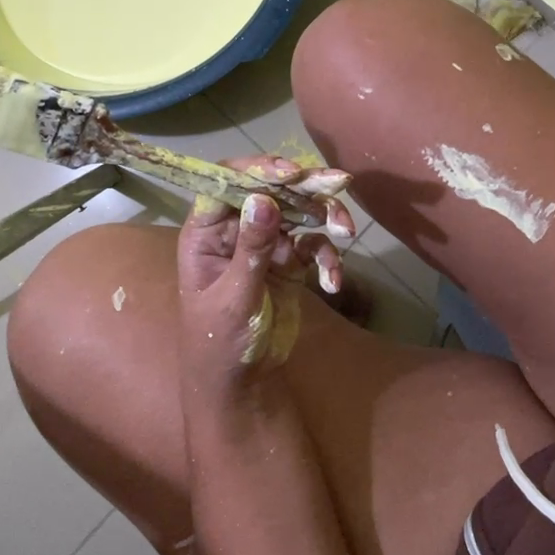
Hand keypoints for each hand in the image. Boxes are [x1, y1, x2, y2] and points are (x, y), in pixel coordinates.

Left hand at [177, 157, 348, 390]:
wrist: (243, 385)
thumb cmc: (220, 344)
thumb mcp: (234, 298)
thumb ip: (251, 250)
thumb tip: (263, 200)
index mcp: (208, 232)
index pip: (228, 182)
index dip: (257, 169)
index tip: (290, 173)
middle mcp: (237, 230)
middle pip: (272, 191)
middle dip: (306, 186)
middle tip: (340, 181)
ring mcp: (266, 244)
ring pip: (299, 213)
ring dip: (327, 216)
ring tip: (347, 231)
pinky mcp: (291, 262)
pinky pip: (314, 245)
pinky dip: (328, 258)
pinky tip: (333, 283)